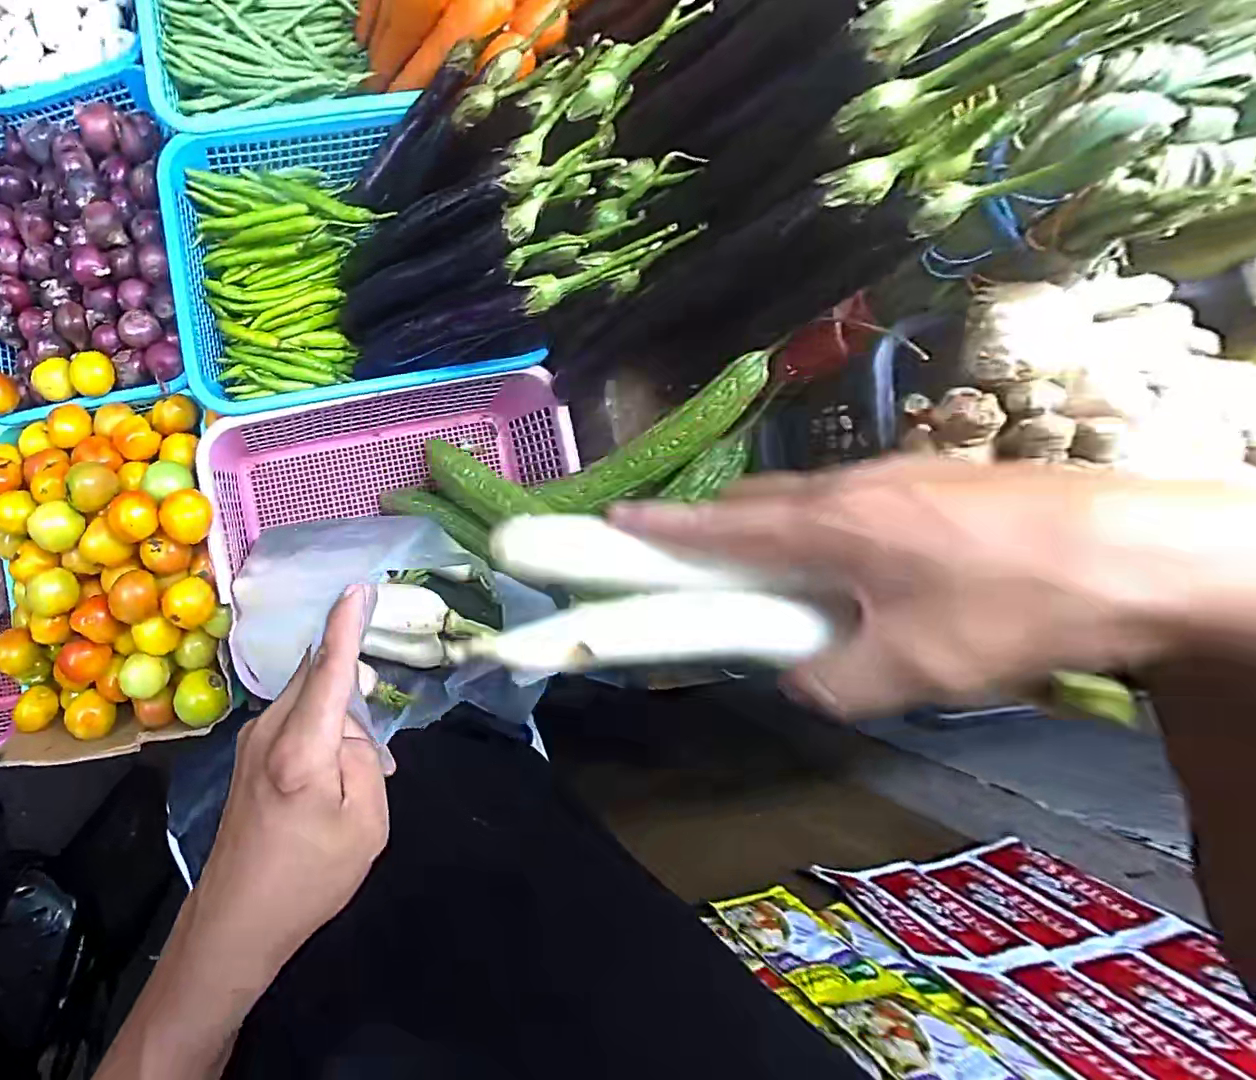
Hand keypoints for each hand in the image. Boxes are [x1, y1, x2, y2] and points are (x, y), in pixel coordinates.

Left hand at [96, 586, 387, 1078]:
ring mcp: (250, 740)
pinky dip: (317, 732)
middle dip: (349, 693)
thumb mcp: (365, 825)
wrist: (238, 915)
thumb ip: (364, 759)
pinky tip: (329, 778)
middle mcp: (268, 730)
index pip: (328, 671)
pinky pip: (291, 721)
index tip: (357, 588)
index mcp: (301, 747)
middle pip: (315, 681)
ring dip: (335, 719)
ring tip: (353, 778)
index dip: (345, 626)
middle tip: (375, 750)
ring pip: (303, 700)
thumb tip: (347, 727)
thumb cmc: (309, 877)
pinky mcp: (246, 753)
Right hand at [606, 457, 1255, 717]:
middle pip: (753, 500)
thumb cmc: (1024, 606)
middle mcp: (849, 488)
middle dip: (711, 521)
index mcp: (825, 526)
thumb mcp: (918, 668)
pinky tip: (862, 560)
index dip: (660, 524)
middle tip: (695, 553)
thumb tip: (799, 678)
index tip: (614, 517)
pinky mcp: (942, 478)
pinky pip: (850, 496)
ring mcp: (899, 475)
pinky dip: (822, 523)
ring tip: (779, 564)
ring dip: (770, 523)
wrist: (1178, 552)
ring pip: (802, 495)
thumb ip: (834, 678)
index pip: (718, 523)